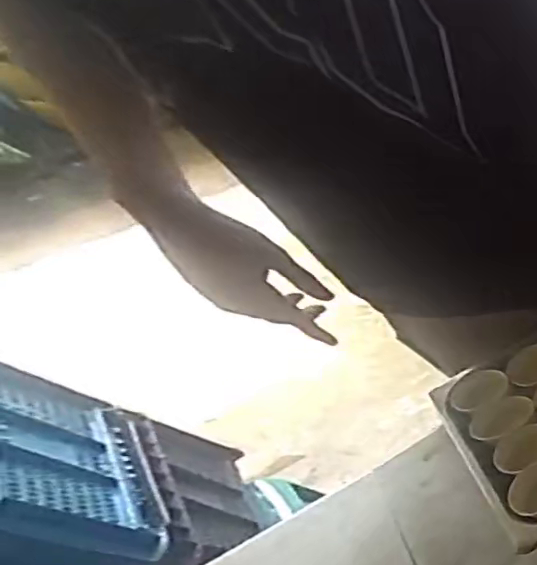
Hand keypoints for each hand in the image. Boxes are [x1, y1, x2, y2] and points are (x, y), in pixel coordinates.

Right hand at [145, 203, 335, 343]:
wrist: (174, 221)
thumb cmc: (230, 236)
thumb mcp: (276, 257)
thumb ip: (304, 279)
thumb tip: (330, 300)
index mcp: (254, 298)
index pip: (293, 319)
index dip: (316, 330)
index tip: (334, 342)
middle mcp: (234, 304)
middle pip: (276, 316)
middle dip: (301, 315)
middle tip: (322, 308)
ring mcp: (217, 298)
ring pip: (259, 310)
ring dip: (282, 307)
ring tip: (300, 297)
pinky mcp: (206, 289)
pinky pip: (242, 302)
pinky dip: (263, 300)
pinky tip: (270, 289)